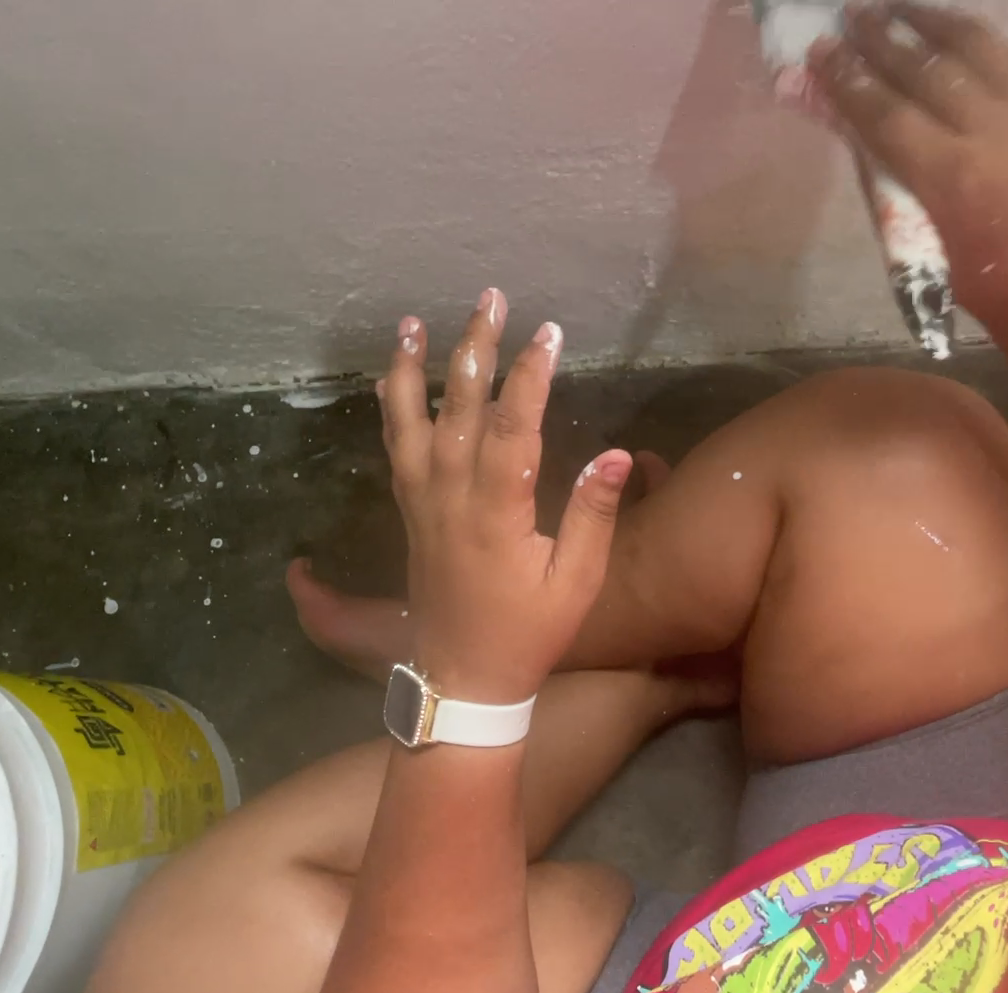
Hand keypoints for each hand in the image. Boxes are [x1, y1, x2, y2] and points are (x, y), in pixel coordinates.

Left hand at [377, 288, 631, 705]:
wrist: (463, 678)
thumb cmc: (528, 633)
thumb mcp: (576, 584)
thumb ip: (592, 517)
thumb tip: (616, 455)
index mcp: (497, 513)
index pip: (513, 428)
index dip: (530, 376)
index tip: (548, 331)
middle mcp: (452, 499)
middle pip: (459, 410)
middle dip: (475, 350)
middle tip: (489, 298)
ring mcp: (424, 505)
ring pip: (412, 424)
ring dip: (415, 370)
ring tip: (413, 322)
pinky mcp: (412, 515)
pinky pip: (395, 453)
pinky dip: (391, 411)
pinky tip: (390, 381)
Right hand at [810, 2, 1007, 322]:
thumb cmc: (964, 270)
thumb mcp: (911, 231)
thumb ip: (883, 173)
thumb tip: (850, 119)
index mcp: (948, 176)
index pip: (887, 113)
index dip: (850, 79)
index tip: (822, 51)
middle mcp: (989, 132)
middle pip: (924, 71)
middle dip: (881, 39)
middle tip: (850, 16)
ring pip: (971, 46)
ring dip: (926, 20)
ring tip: (892, 5)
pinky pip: (1005, 52)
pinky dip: (970, 35)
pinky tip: (945, 25)